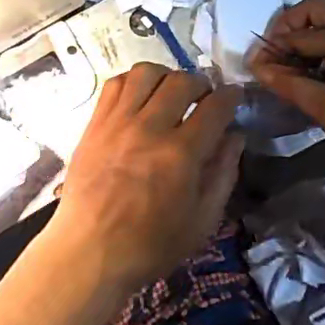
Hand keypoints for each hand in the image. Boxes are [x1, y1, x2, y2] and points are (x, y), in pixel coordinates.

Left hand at [52, 63, 244, 293]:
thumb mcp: (202, 221)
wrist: (89, 251)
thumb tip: (235, 136)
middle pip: (181, 81)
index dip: (230, 96)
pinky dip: (132, 82)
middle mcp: (149, 129)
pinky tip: (139, 98)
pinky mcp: (94, 125)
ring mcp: (117, 123)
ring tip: (169, 93)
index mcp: (181, 154)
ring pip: (145, 73)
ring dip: (165, 76)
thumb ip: (222, 174)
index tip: (234, 96)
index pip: (214, 107)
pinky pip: (114, 84)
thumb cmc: (150, 245)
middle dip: (200, 83)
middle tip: (203, 98)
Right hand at [249, 0, 324, 189]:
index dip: (273, 48)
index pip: (301, 34)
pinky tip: (308, 75)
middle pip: (315, 11)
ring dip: (302, 39)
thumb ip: (291, 85)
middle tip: (270, 57)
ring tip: (285, 69)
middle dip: (286, 29)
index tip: (252, 66)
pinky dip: (317, 49)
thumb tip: (257, 67)